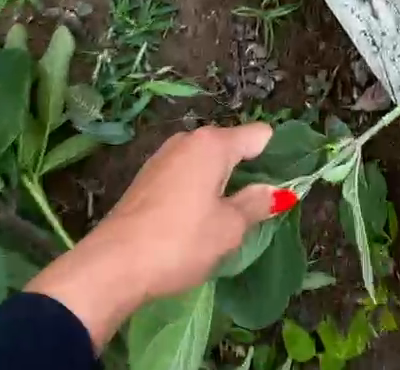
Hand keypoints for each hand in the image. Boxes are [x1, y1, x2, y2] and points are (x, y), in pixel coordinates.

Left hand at [25, 123, 289, 347]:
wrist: (113, 264)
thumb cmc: (180, 241)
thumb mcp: (229, 228)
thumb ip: (257, 204)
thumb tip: (279, 190)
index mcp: (214, 143)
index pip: (260, 135)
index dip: (278, 157)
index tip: (285, 187)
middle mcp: (189, 139)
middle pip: (233, 146)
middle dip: (249, 172)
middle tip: (260, 210)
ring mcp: (165, 156)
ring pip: (208, 161)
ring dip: (223, 183)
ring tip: (229, 220)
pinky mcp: (148, 176)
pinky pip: (187, 174)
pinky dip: (199, 189)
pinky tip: (197, 221)